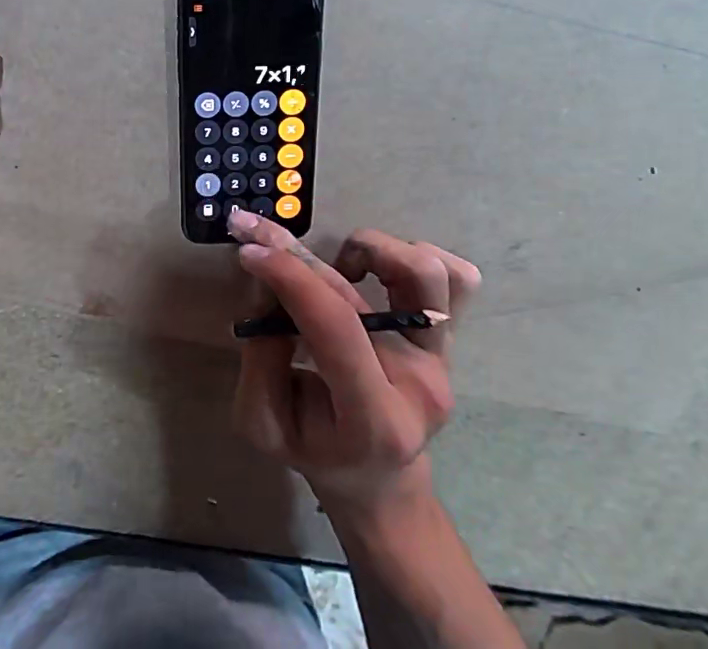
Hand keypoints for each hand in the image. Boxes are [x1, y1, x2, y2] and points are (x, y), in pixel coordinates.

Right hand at [228, 209, 478, 515]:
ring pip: (426, 273)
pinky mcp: (452, 338)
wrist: (380, 477)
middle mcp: (420, 383)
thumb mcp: (263, 421)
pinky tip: (376, 271)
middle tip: (254, 231)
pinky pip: (458, 278)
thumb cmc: (317, 452)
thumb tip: (269, 285)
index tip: (249, 251)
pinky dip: (415, 257)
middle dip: (298, 255)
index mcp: (373, 418)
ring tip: (337, 268)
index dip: (291, 278)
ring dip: (370, 251)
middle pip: (361, 295)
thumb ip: (261, 355)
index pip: (336, 327)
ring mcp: (443, 358)